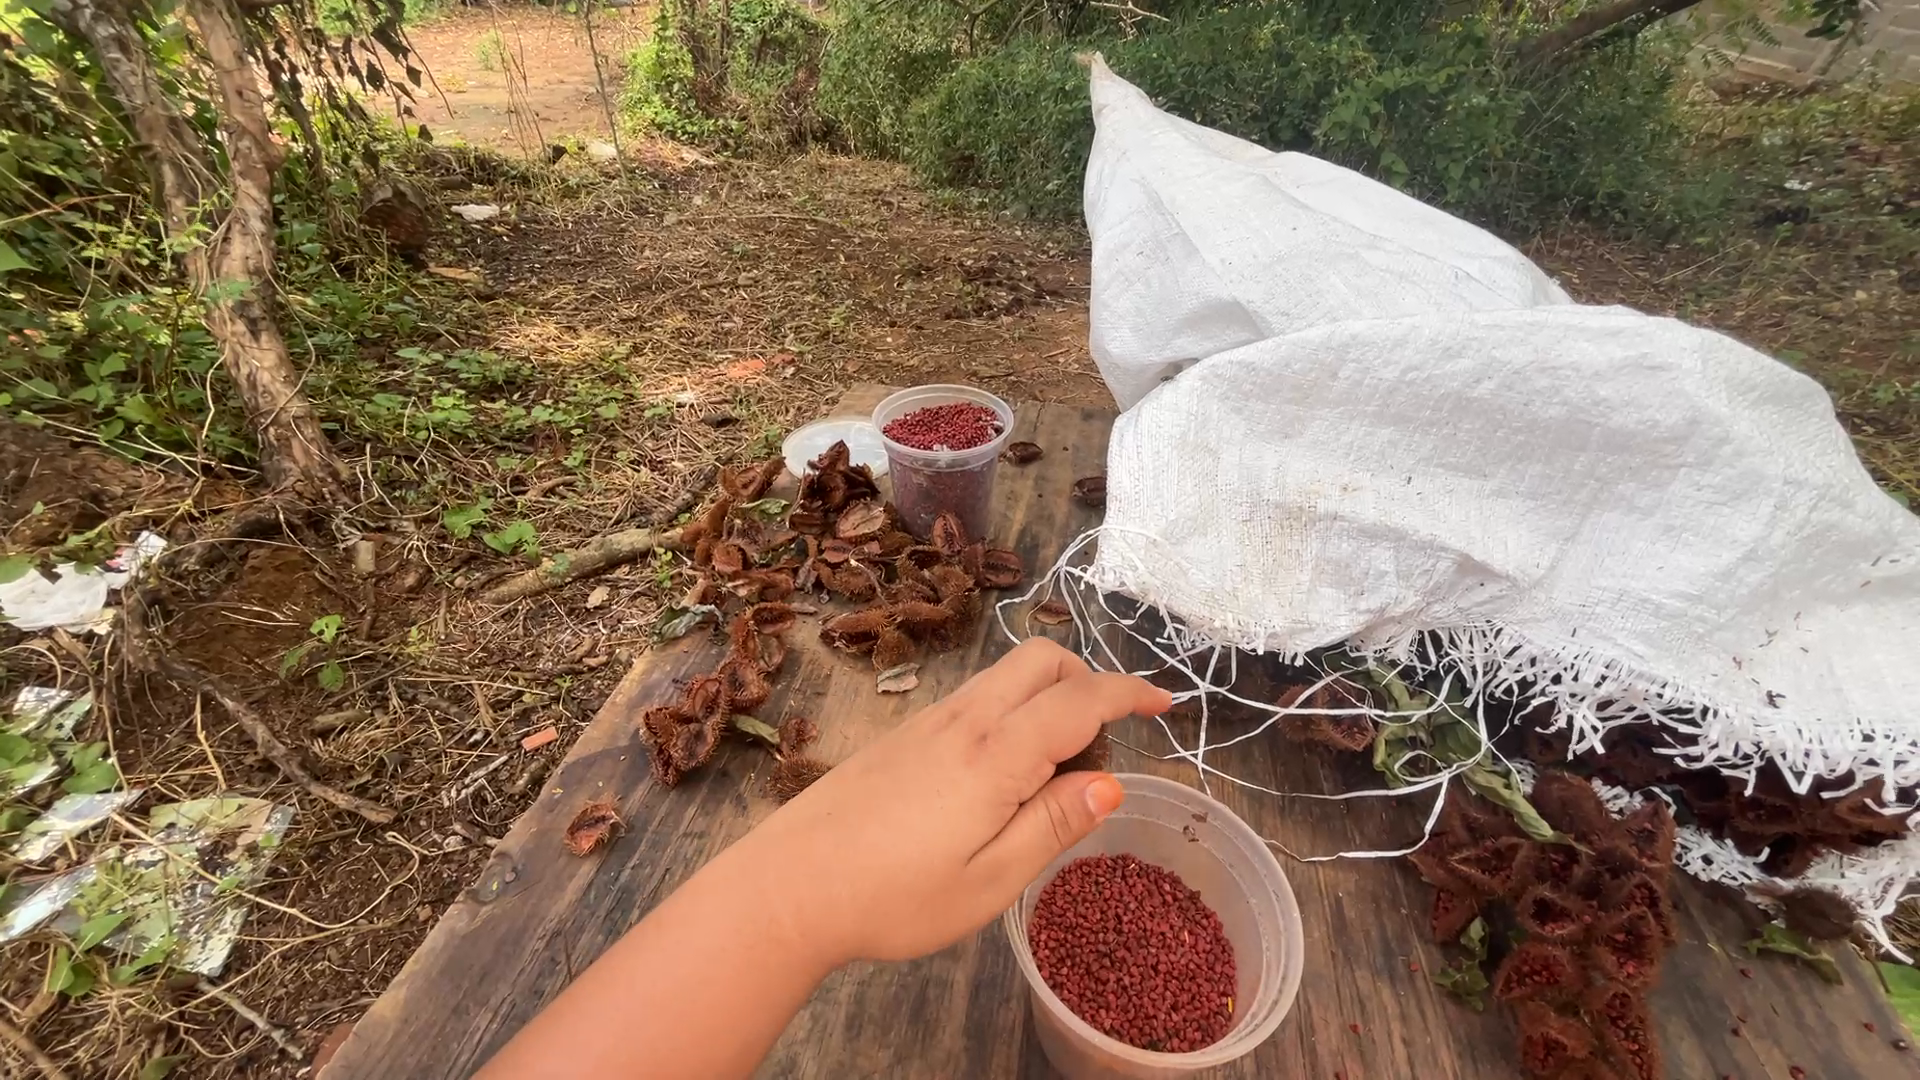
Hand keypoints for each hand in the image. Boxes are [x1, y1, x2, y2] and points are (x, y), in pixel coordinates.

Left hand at [729, 638, 1171, 965]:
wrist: (791, 883)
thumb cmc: (894, 895)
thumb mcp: (989, 881)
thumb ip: (1054, 824)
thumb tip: (1111, 783)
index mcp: (996, 752)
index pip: (1080, 698)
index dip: (1130, 692)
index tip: (1166, 701)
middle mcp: (966, 716)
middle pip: (1042, 658)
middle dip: (1088, 680)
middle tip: (1100, 746)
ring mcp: (932, 716)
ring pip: (1009, 673)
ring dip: (1050, 695)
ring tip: (1053, 768)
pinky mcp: (909, 728)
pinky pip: (980, 694)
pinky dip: (1015, 708)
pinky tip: (1002, 770)